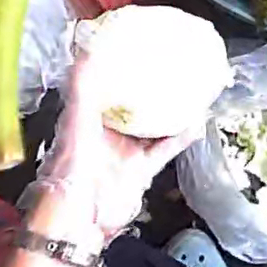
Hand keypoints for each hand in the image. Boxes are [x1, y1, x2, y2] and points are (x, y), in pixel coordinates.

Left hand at [34, 47, 201, 240]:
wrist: (81, 218)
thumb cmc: (71, 168)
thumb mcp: (76, 119)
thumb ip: (82, 86)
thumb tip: (86, 49)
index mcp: (84, 117)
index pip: (99, 85)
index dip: (114, 67)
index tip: (131, 48)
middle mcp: (104, 132)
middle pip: (129, 104)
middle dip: (145, 86)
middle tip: (166, 64)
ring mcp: (124, 151)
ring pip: (151, 124)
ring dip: (168, 109)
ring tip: (187, 88)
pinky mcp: (140, 169)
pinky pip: (164, 148)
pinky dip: (180, 136)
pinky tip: (195, 121)